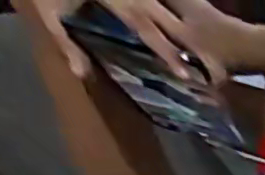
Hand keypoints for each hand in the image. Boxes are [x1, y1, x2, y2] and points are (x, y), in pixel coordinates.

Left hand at [25, 0, 228, 82]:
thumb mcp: (48, 10)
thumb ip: (65, 40)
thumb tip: (82, 75)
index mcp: (117, 0)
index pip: (147, 29)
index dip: (167, 52)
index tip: (188, 76)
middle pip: (169, 20)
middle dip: (192, 44)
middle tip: (216, 70)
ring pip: (169, 10)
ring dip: (190, 33)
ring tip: (210, 56)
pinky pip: (165, 3)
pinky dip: (175, 17)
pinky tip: (190, 34)